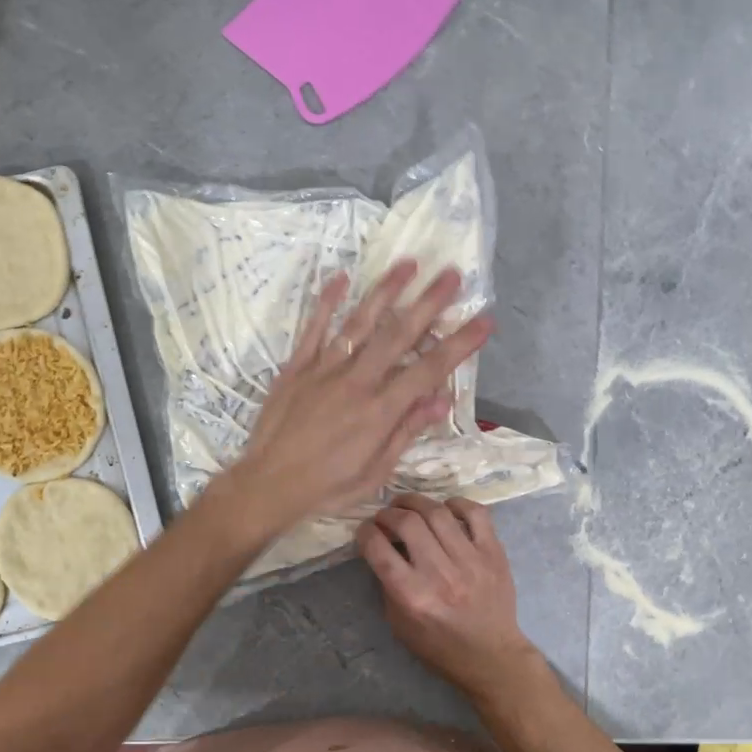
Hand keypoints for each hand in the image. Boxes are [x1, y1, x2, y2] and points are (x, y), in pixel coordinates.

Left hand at [222, 261, 492, 533]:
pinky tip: (341, 277)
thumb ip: (406, 432)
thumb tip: (440, 400)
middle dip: (428, 303)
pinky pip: (313, 328)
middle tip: (452, 274)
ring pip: (359, 322)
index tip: (484, 320)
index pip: (429, 370)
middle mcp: (356, 382)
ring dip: (385, 291)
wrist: (268, 484)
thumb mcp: (375, 472)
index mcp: (380, 411)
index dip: (459, 344)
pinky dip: (327, 301)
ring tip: (408, 264)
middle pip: (398, 335)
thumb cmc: (326, 487)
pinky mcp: (296, 368)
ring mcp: (324, 370)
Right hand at [357, 493, 542, 699]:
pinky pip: (476, 514)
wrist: (490, 656)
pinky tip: (445, 507)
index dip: (365, 532)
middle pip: (407, 523)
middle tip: (384, 517)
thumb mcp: (399, 623)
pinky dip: (457, 503)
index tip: (365, 530)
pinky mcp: (493, 554)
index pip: (378, 548)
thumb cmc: (438, 645)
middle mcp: (440, 574)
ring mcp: (470, 561)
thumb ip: (388, 585)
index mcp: (412, 595)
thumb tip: (381, 548)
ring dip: (416, 502)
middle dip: (388, 513)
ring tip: (407, 505)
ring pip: (438, 512)